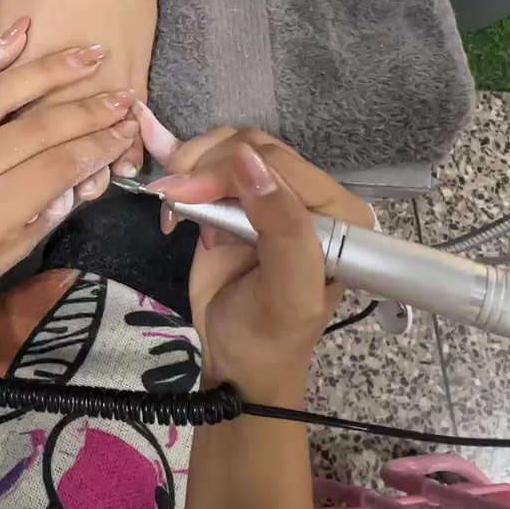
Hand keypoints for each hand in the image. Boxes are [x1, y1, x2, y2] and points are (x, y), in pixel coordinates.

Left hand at [0, 18, 141, 332]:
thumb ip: (47, 212)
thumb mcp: (3, 260)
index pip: (53, 169)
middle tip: (123, 95)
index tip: (127, 129)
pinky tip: (21, 33)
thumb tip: (89, 168)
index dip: (96, 146)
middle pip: (33, 129)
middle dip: (85, 110)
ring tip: (87, 54)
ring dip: (47, 70)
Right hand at [139, 115, 374, 405]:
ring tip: (175, 208)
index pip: (278, 163)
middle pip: (249, 148)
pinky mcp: (235, 199)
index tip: (185, 195)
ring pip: (225, 147)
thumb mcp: (286, 294)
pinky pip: (208, 163)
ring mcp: (269, 195)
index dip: (226, 169)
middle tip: (172, 201)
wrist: (235, 360)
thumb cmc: (267, 335)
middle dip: (203, 168)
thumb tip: (247, 158)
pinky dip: (181, 174)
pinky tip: (171, 201)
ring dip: (189, 170)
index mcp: (338, 214)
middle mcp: (308, 196)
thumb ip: (281, 227)